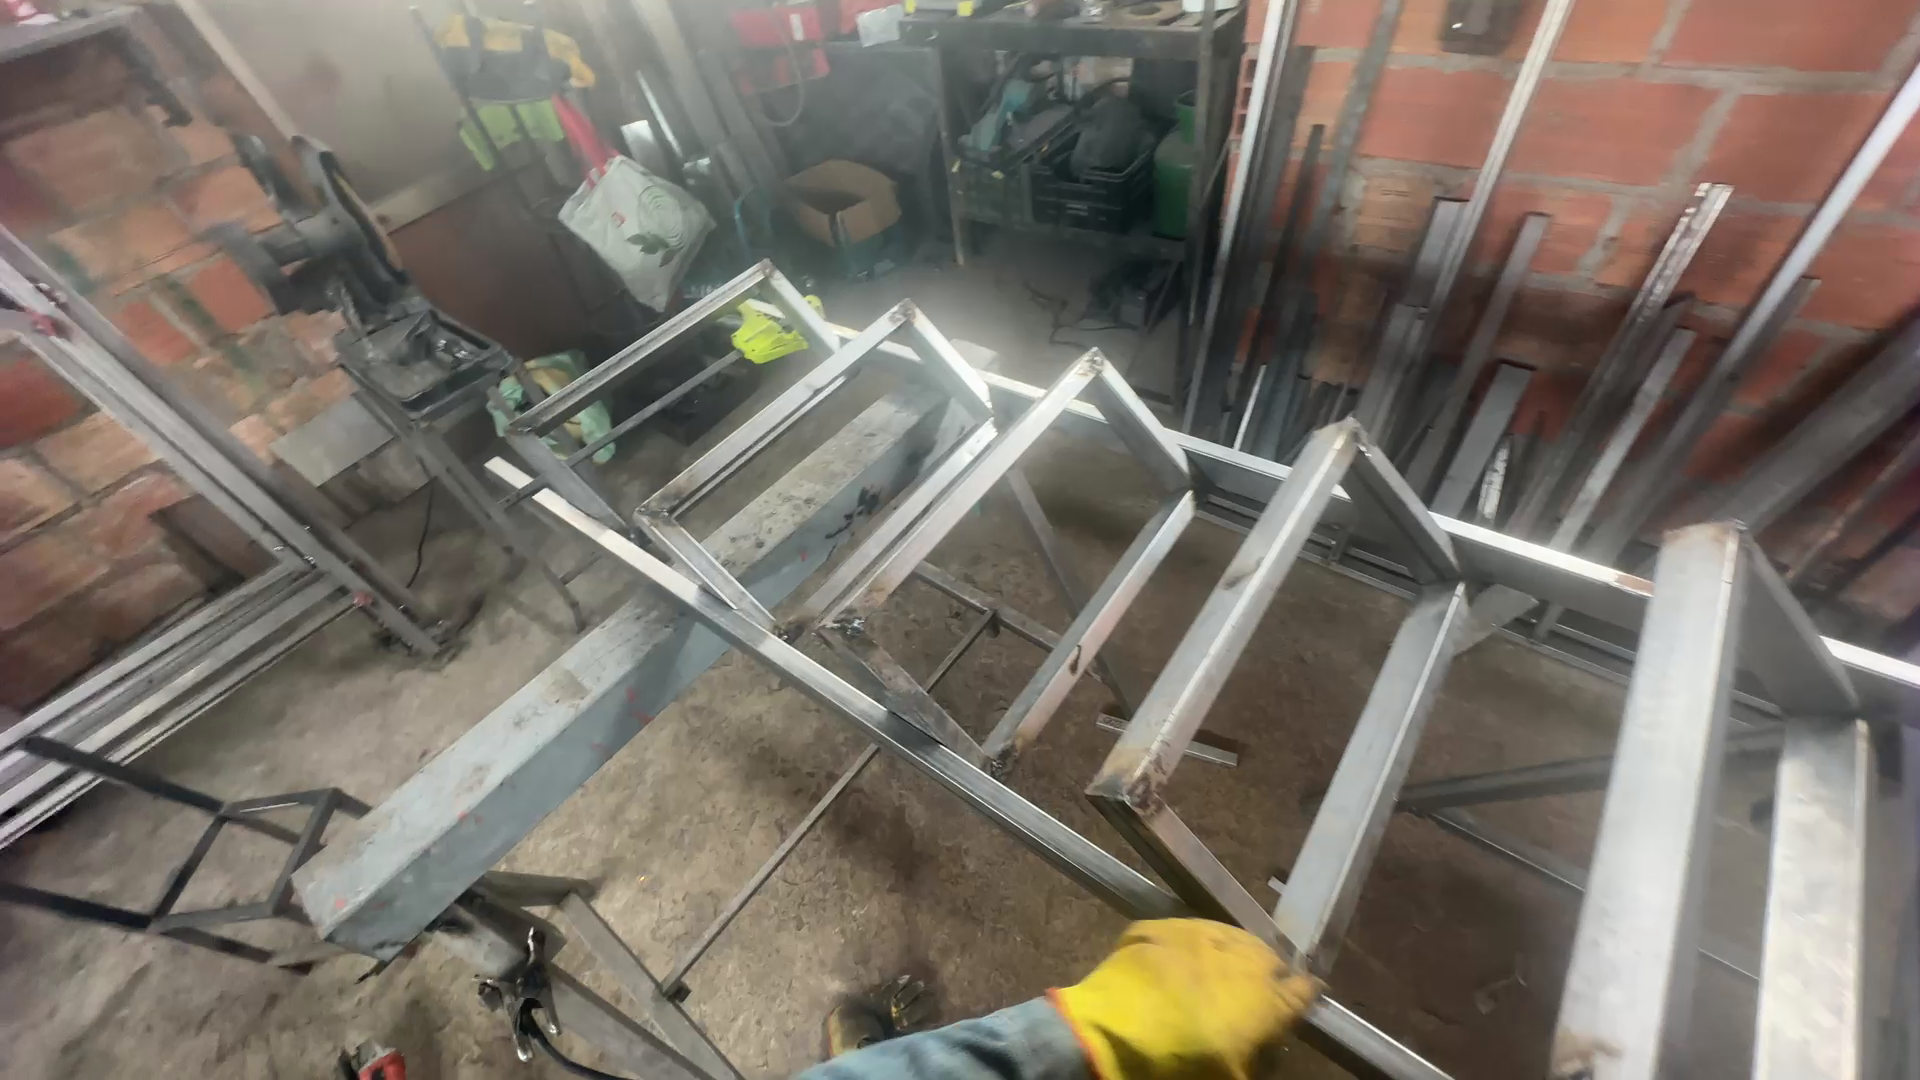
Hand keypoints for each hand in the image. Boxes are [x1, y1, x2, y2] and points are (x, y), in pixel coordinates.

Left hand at [1049, 919, 1320, 1079]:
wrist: (1113, 1034)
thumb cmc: (1182, 1067)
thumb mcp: (1234, 1076)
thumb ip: (1258, 1054)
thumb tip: (1264, 1042)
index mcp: (1263, 1000)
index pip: (1299, 990)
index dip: (1304, 992)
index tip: (1308, 992)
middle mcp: (1235, 956)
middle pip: (1263, 954)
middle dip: (1267, 967)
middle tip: (1262, 982)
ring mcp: (1193, 934)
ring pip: (1226, 934)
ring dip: (1232, 949)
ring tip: (1227, 964)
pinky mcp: (1156, 925)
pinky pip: (1185, 931)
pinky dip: (1192, 944)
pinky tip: (1185, 959)